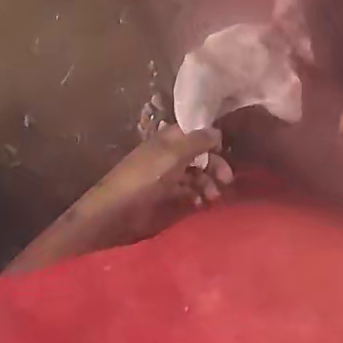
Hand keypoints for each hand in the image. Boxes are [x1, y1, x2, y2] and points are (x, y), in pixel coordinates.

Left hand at [74, 125, 230, 243]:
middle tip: (227, 180)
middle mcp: (170, 155)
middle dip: (215, 165)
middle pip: (199, 156)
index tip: (225, 150)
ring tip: (213, 197)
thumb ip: (198, 141)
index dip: (211, 140)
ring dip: (208, 184)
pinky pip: (188, 194)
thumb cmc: (145, 177)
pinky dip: (197, 197)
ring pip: (196, 176)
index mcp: (169, 140)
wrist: (116, 211)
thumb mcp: (174, 154)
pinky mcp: (165, 198)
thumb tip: (217, 131)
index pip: (196, 133)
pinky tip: (200, 204)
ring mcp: (167, 177)